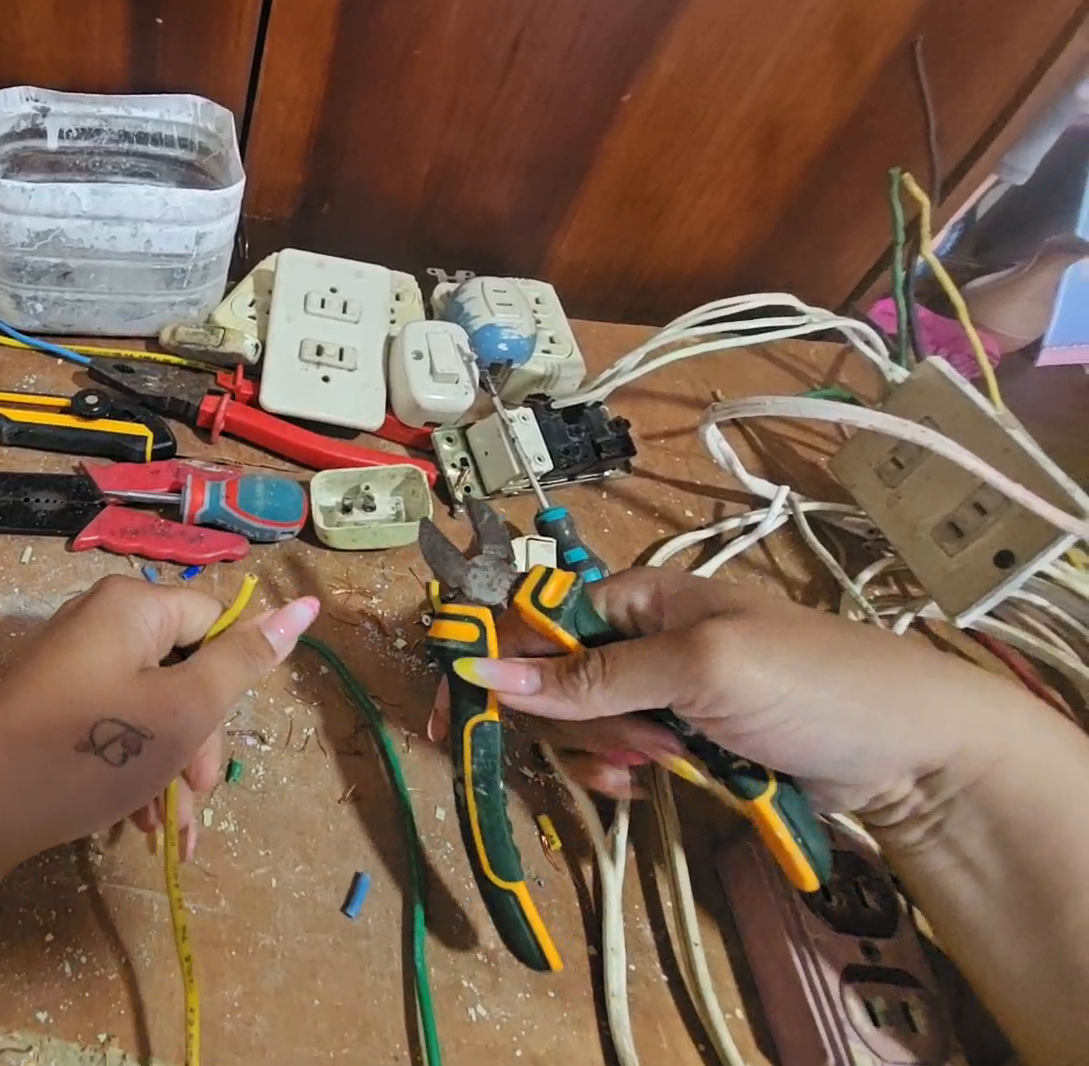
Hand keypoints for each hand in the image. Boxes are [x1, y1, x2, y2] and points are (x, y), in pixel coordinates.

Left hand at [0, 576, 318, 866]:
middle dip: (195, 740)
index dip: (228, 682)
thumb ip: (244, 660)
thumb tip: (303, 606)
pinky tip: (137, 819)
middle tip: (191, 798)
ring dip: (169, 765)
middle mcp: (102, 619)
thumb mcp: (182, 709)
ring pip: (152, 704)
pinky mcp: (57, 698)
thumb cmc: (90, 751)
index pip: (214, 620)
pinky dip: (135, 764)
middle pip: (182, 667)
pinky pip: (117, 719)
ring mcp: (75, 659)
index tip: (217, 744)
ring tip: (164, 829)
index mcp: (133, 603)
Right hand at [448, 567, 1036, 818]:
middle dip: (575, 718)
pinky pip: (602, 753)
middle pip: (544, 679)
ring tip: (664, 764)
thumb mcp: (697, 668)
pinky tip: (649, 784)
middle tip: (639, 742)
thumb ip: (588, 675)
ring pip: (570, 722)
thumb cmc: (814, 684)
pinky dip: (614, 773)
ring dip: (603, 749)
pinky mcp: (662, 738)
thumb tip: (483, 675)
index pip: (529, 622)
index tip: (457, 710)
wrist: (925, 759)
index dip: (492, 662)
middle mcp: (626, 640)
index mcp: (629, 599)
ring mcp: (644, 692)